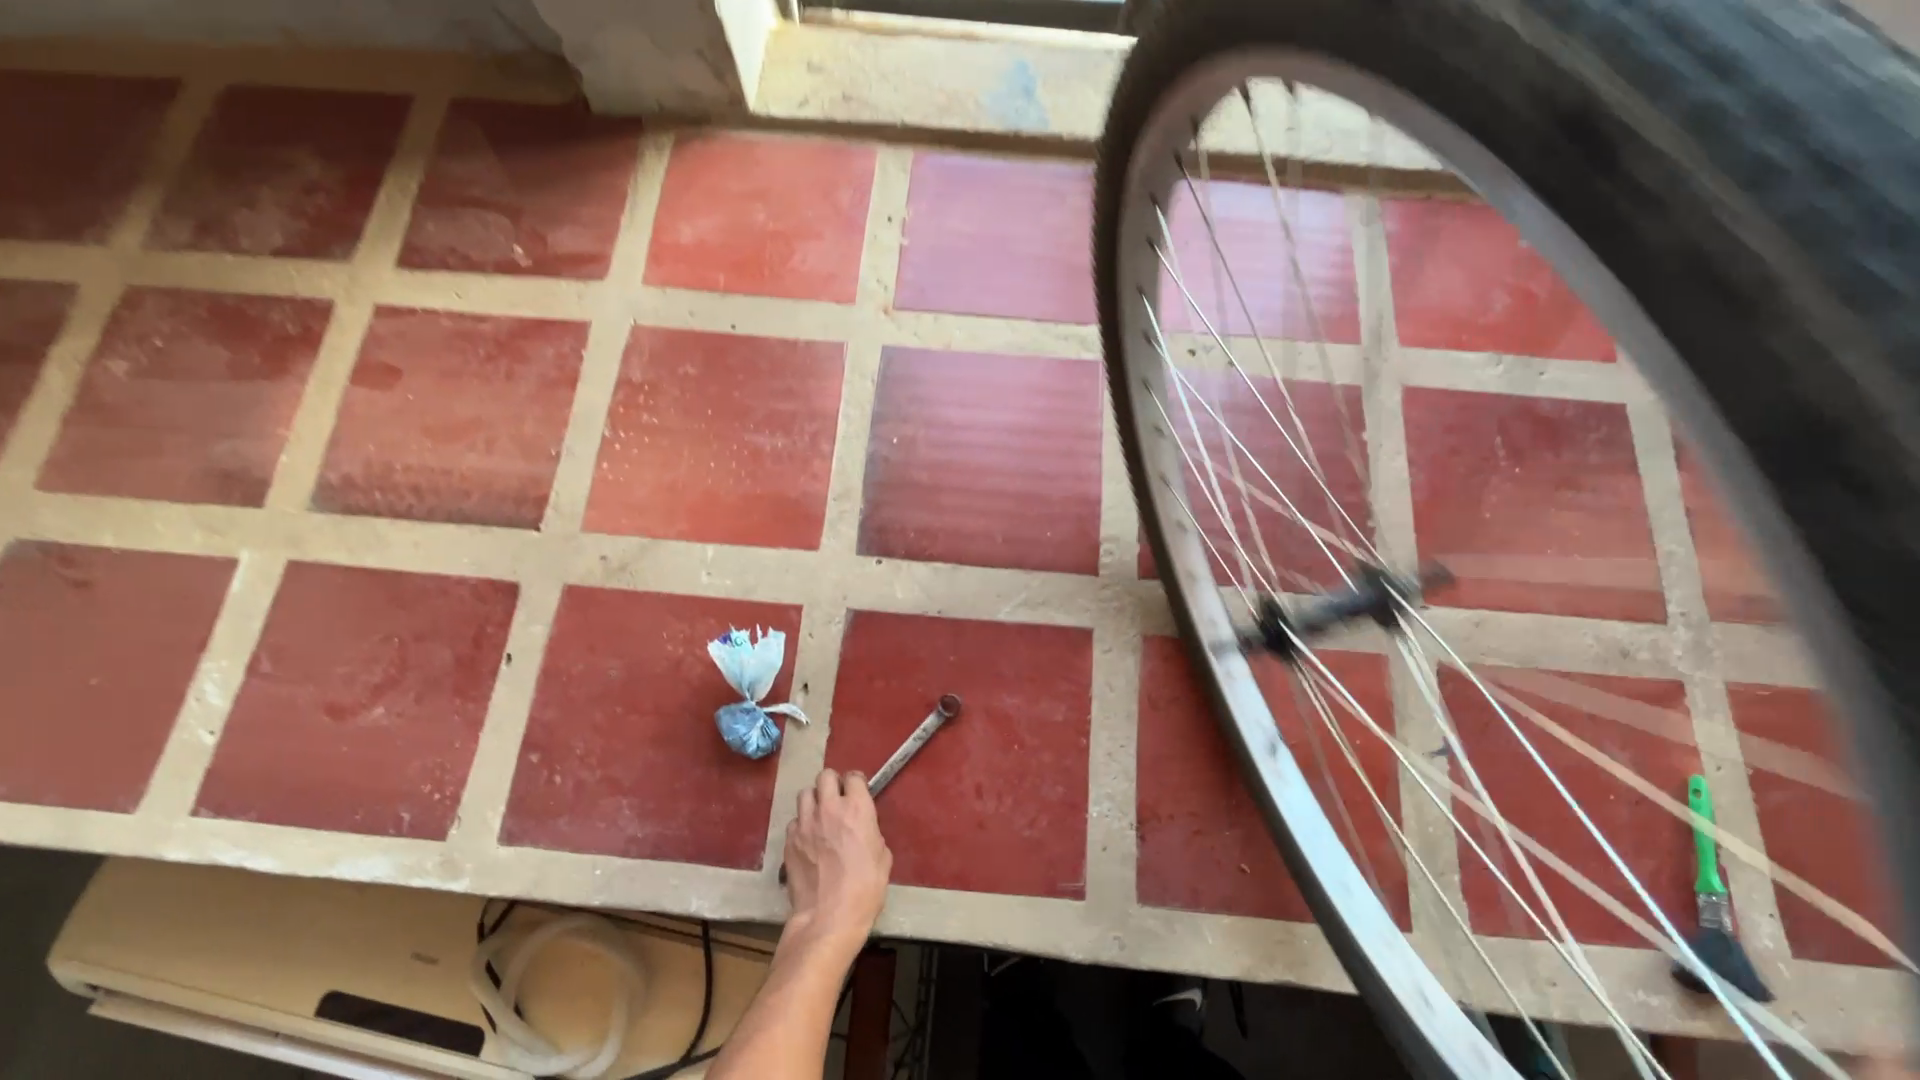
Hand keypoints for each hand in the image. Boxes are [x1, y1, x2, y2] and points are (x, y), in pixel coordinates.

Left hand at [782, 768, 891, 948]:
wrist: (829, 917)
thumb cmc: (865, 890)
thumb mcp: (883, 859)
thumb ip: (872, 834)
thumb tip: (863, 832)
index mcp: (857, 809)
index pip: (853, 777)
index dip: (856, 784)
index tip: (857, 795)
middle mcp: (829, 808)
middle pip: (825, 776)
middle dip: (832, 785)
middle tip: (837, 801)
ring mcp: (805, 823)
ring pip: (805, 794)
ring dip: (814, 801)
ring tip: (819, 818)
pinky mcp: (789, 840)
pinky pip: (794, 821)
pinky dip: (801, 826)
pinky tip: (808, 841)